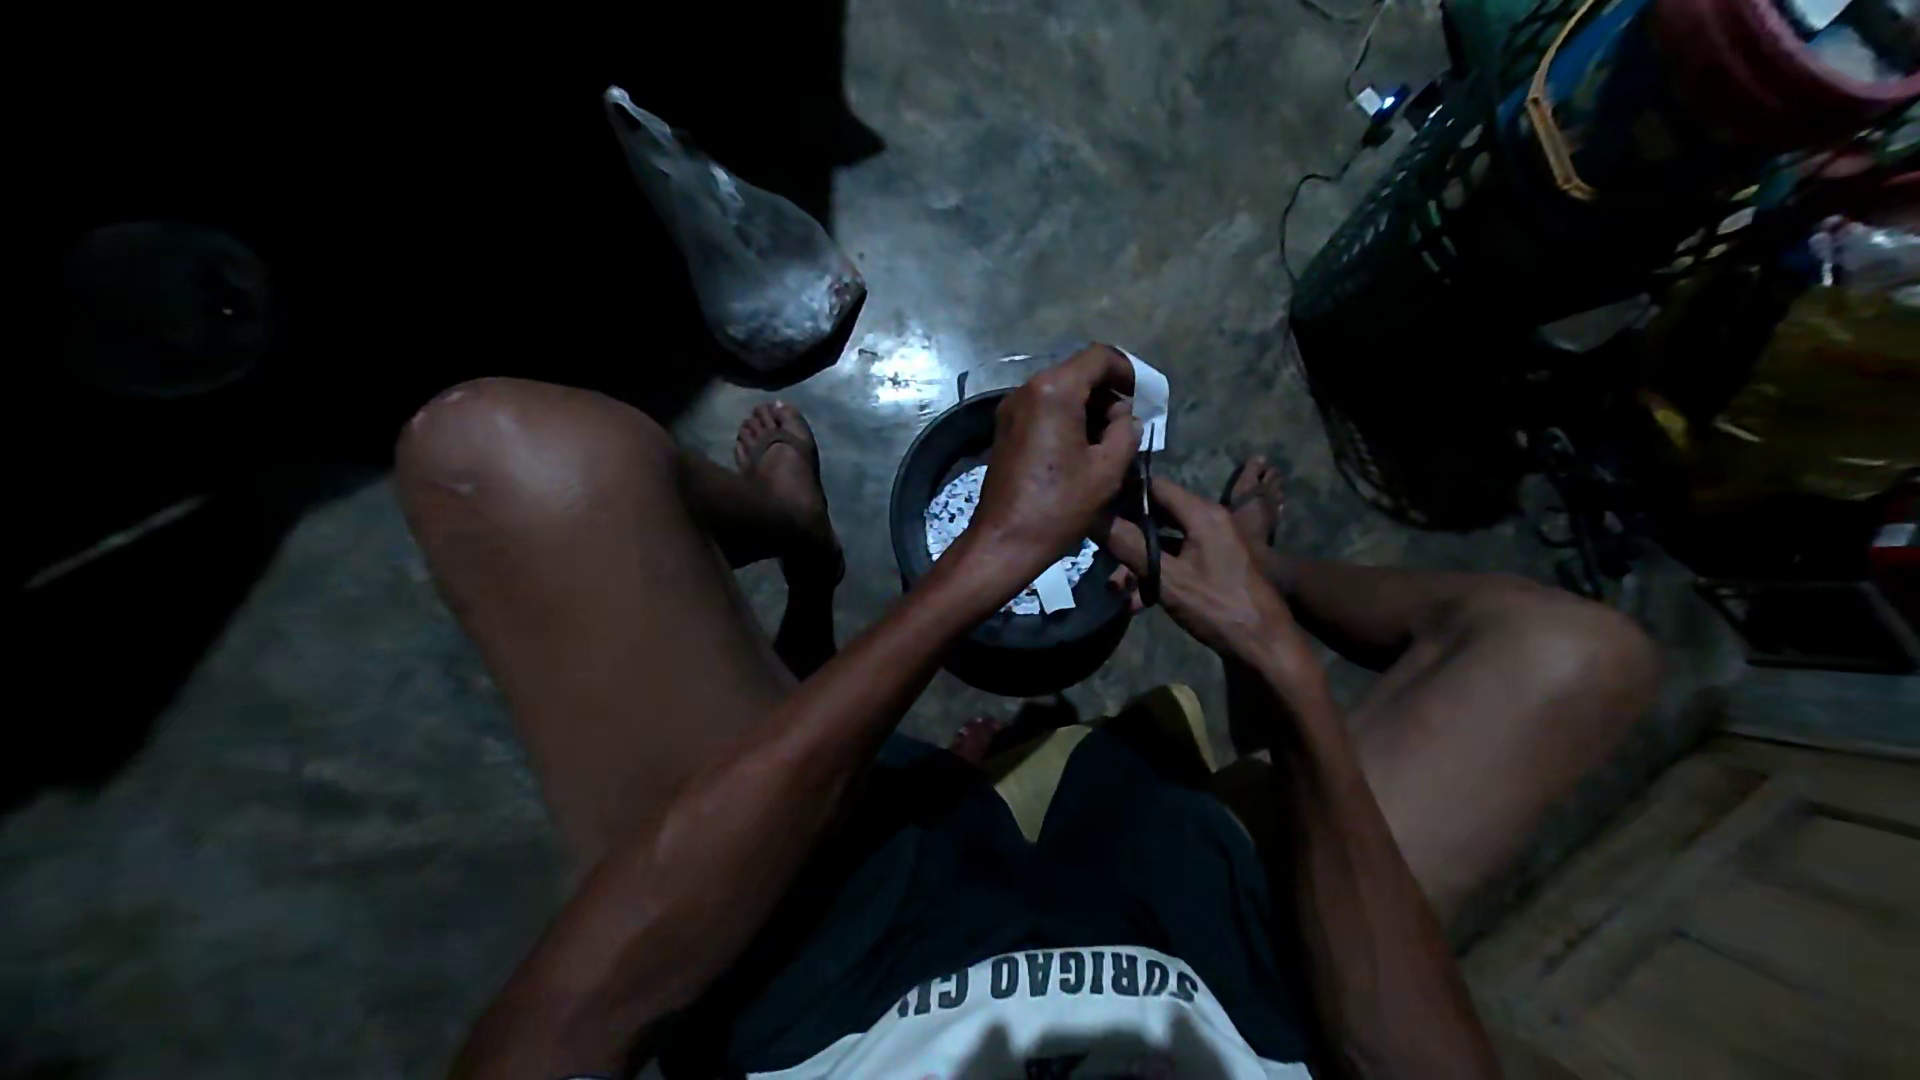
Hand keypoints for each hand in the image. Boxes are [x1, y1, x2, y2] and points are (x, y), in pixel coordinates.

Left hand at [966, 344, 1141, 575]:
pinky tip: (1082, 448)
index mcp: (1054, 391)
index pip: (1098, 357)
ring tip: (1108, 441)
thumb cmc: (1059, 505)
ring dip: (1089, 408)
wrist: (1005, 540)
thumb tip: (1127, 418)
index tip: (1143, 399)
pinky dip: (1067, 418)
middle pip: (1077, 372)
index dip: (1127, 372)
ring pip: (1060, 392)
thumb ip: (1126, 432)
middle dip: (1108, 393)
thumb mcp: (1107, 469)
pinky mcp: (1005, 430)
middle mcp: (1027, 390)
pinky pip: (1043, 410)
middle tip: (1128, 426)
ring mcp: (1011, 410)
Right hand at [1098, 477, 1300, 664]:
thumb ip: (1129, 545)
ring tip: (1115, 586)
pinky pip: (1180, 557)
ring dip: (1140, 559)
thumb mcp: (1167, 577)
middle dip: (1128, 530)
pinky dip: (1159, 571)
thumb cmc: (1217, 606)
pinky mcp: (1218, 563)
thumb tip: (1095, 518)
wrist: (1265, 645)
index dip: (1123, 492)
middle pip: (1159, 513)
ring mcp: (1217, 542)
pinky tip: (1138, 600)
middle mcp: (1211, 519)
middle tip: (1100, 546)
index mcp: (1203, 513)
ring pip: (1167, 540)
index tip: (1096, 507)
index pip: (1155, 486)